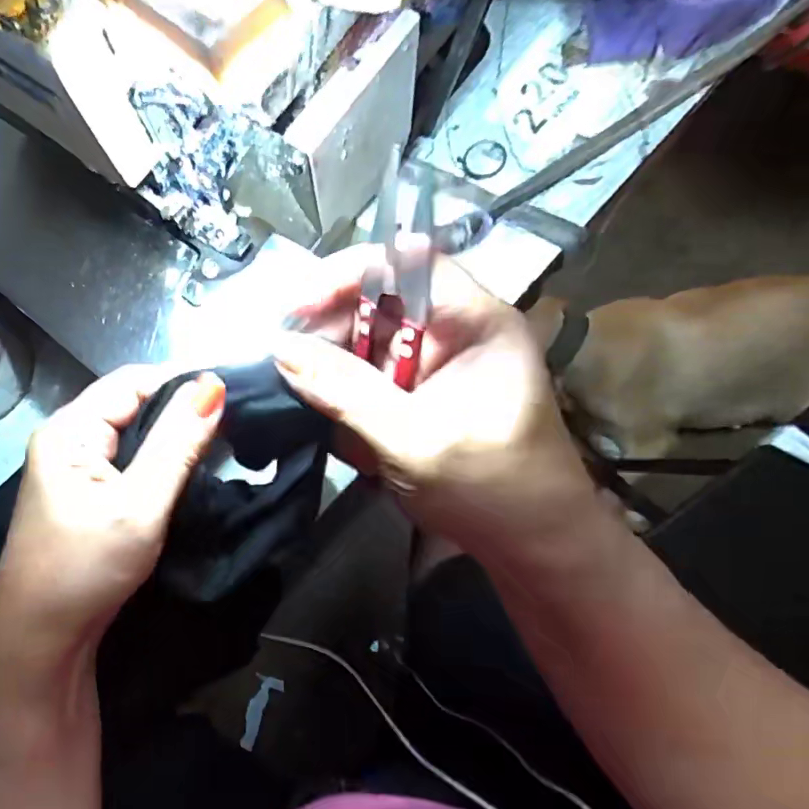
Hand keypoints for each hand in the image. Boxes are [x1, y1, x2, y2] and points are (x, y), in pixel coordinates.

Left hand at [0, 365, 225, 679]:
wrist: (40, 637)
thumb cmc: (85, 568)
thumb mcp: (139, 504)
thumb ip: (177, 444)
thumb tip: (213, 385)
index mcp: (69, 430)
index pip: (132, 381)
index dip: (182, 380)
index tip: (235, 391)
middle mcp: (66, 439)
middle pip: (131, 405)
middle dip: (180, 408)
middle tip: (236, 419)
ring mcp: (73, 469)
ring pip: (132, 435)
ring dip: (172, 436)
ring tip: (221, 440)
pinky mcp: (84, 494)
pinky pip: (127, 461)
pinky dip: (158, 461)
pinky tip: (189, 469)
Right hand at [272, 239, 595, 552]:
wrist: (529, 543)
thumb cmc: (490, 488)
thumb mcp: (413, 440)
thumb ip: (345, 393)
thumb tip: (280, 350)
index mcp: (475, 322)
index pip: (407, 265)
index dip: (348, 275)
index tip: (297, 309)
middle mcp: (452, 330)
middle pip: (378, 300)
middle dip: (328, 327)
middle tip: (283, 359)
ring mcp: (433, 362)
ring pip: (365, 338)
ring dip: (329, 364)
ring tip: (299, 392)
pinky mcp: (416, 392)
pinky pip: (365, 373)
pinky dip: (340, 391)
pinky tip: (329, 418)